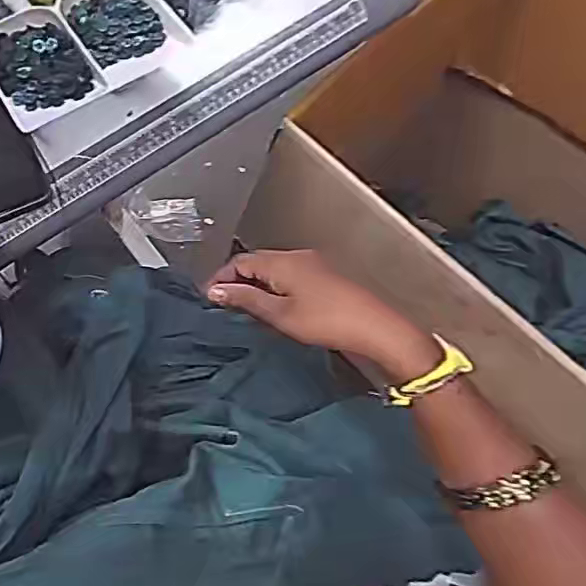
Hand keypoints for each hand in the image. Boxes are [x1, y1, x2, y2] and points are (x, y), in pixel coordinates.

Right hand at [206, 249, 440, 376]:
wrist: (376, 328)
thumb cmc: (326, 321)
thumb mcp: (279, 314)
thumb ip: (245, 299)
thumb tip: (215, 290)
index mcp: (283, 262)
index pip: (240, 260)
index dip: (222, 277)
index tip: (209, 297)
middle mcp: (297, 257)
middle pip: (256, 262)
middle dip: (237, 280)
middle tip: (224, 304)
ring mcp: (313, 264)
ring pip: (273, 269)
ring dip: (255, 285)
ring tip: (245, 308)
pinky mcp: (324, 276)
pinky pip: (288, 275)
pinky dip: (273, 288)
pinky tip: (273, 307)